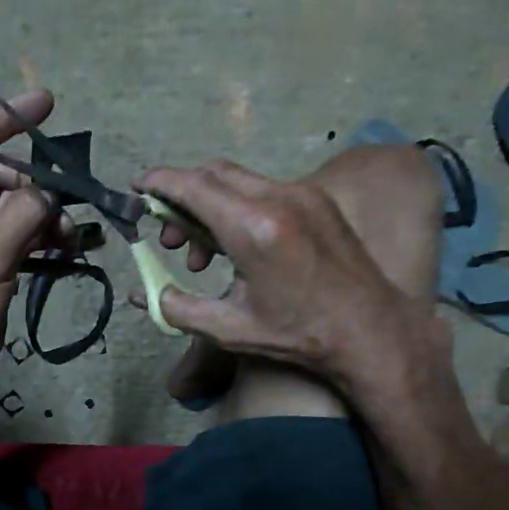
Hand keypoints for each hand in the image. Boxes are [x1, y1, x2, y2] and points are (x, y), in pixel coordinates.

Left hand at [0, 89, 61, 389]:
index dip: (8, 116)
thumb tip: (51, 193)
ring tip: (68, 240)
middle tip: (67, 208)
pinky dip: (40, 236)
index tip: (48, 102)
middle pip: (1, 172)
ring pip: (15, 204)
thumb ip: (24, 214)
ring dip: (45, 215)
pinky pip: (18, 231)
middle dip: (38, 185)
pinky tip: (64, 250)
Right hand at [136, 161, 426, 390]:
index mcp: (254, 229)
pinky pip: (263, 191)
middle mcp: (280, 199)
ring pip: (238, 181)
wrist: (371, 330)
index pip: (194, 187)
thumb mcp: (227, 330)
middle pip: (213, 175)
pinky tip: (234, 248)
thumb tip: (146, 293)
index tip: (137, 186)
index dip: (159, 182)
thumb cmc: (297, 334)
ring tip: (200, 256)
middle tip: (168, 239)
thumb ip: (177, 308)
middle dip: (180, 198)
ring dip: (208, 207)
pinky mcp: (318, 202)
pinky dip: (236, 209)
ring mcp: (304, 195)